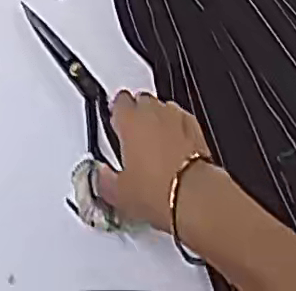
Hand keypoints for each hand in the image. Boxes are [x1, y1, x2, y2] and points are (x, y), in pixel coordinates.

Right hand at [93, 91, 212, 230]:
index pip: (119, 101)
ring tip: (156, 145)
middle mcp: (152, 111)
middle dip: (138, 114)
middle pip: (141, 100)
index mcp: (129, 120)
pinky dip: (178, 129)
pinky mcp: (195, 126)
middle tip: (135, 138)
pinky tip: (177, 149)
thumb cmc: (157, 190)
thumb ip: (104, 180)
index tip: (116, 123)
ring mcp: (175, 116)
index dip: (117, 111)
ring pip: (162, 108)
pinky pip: (182, 119)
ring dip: (158, 120)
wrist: (193, 196)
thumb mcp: (120, 194)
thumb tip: (100, 178)